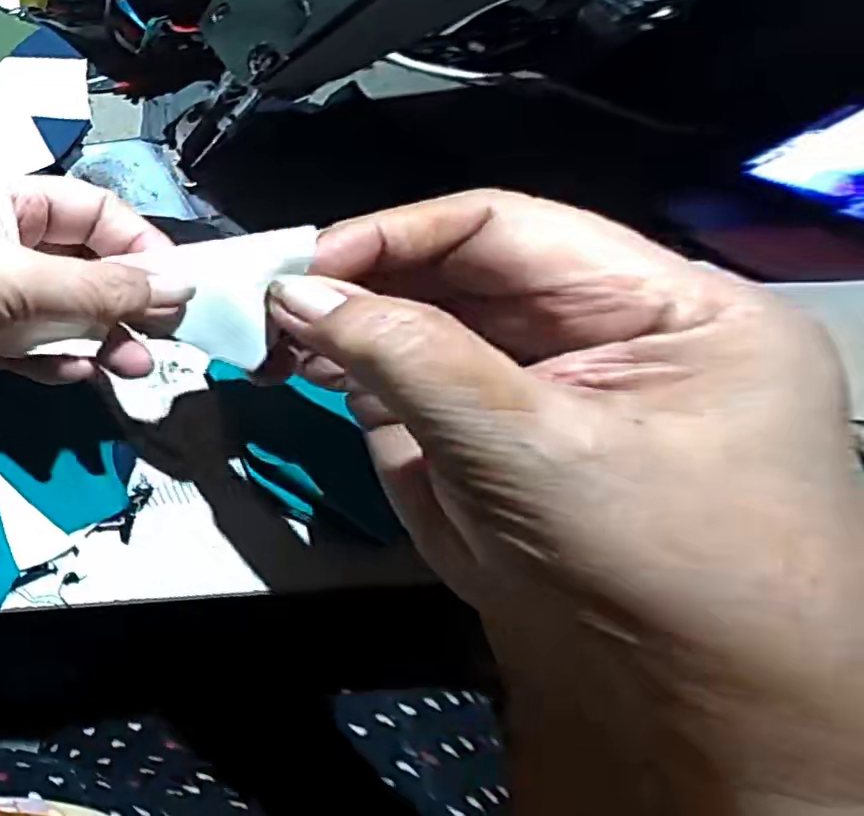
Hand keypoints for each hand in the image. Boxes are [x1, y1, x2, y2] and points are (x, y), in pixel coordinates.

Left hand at [0, 177, 191, 414]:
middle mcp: (4, 240)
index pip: (95, 211)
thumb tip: (175, 287)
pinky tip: (76, 374)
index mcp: (13, 202)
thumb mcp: (14, 280)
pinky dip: (52, 358)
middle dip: (122, 301)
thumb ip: (95, 289)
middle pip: (82, 265)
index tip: (175, 285)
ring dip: (95, 337)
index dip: (139, 244)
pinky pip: (27, 344)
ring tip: (131, 367)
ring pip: (58, 311)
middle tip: (161, 337)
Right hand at [262, 190, 863, 812]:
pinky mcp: (446, 407)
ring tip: (264, 337)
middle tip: (269, 303)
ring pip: (393, 312)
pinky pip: (374, 360)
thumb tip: (289, 291)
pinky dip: (323, 355)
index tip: (309, 263)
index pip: (498, 226)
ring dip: (325, 320)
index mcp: (647, 303)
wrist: (649, 689)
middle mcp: (569, 319)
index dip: (395, 233)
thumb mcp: (527, 444)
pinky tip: (285, 361)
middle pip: (435, 266)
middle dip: (347, 281)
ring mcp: (500, 364)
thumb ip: (404, 354)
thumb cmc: (643, 559)